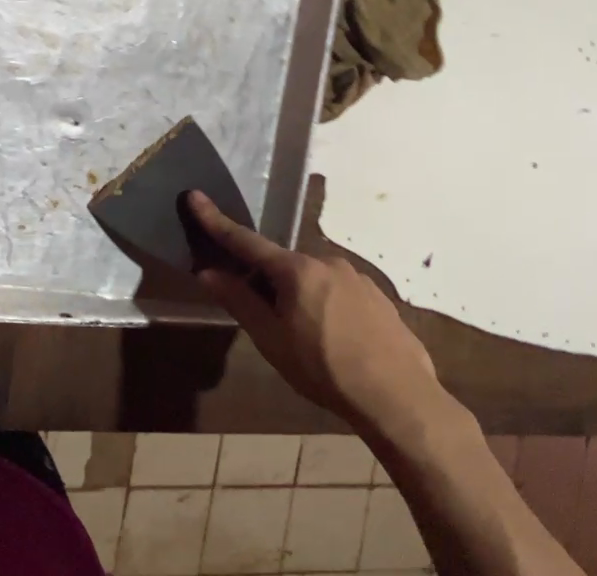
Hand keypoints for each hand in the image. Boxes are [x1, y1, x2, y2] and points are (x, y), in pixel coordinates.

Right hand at [183, 191, 444, 432]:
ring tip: (304, 337)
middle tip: (262, 317)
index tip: (194, 196)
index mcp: (296, 269)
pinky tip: (333, 340)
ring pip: (312, 279)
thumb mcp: (271, 339)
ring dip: (298, 295)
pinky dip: (325, 306)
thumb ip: (239, 300)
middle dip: (265, 281)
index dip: (215, 221)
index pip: (245, 241)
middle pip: (282, 264)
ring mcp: (359, 280)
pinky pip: (339, 294)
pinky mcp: (381, 300)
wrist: (401, 400)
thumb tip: (207, 272)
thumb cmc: (325, 369)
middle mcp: (327, 263)